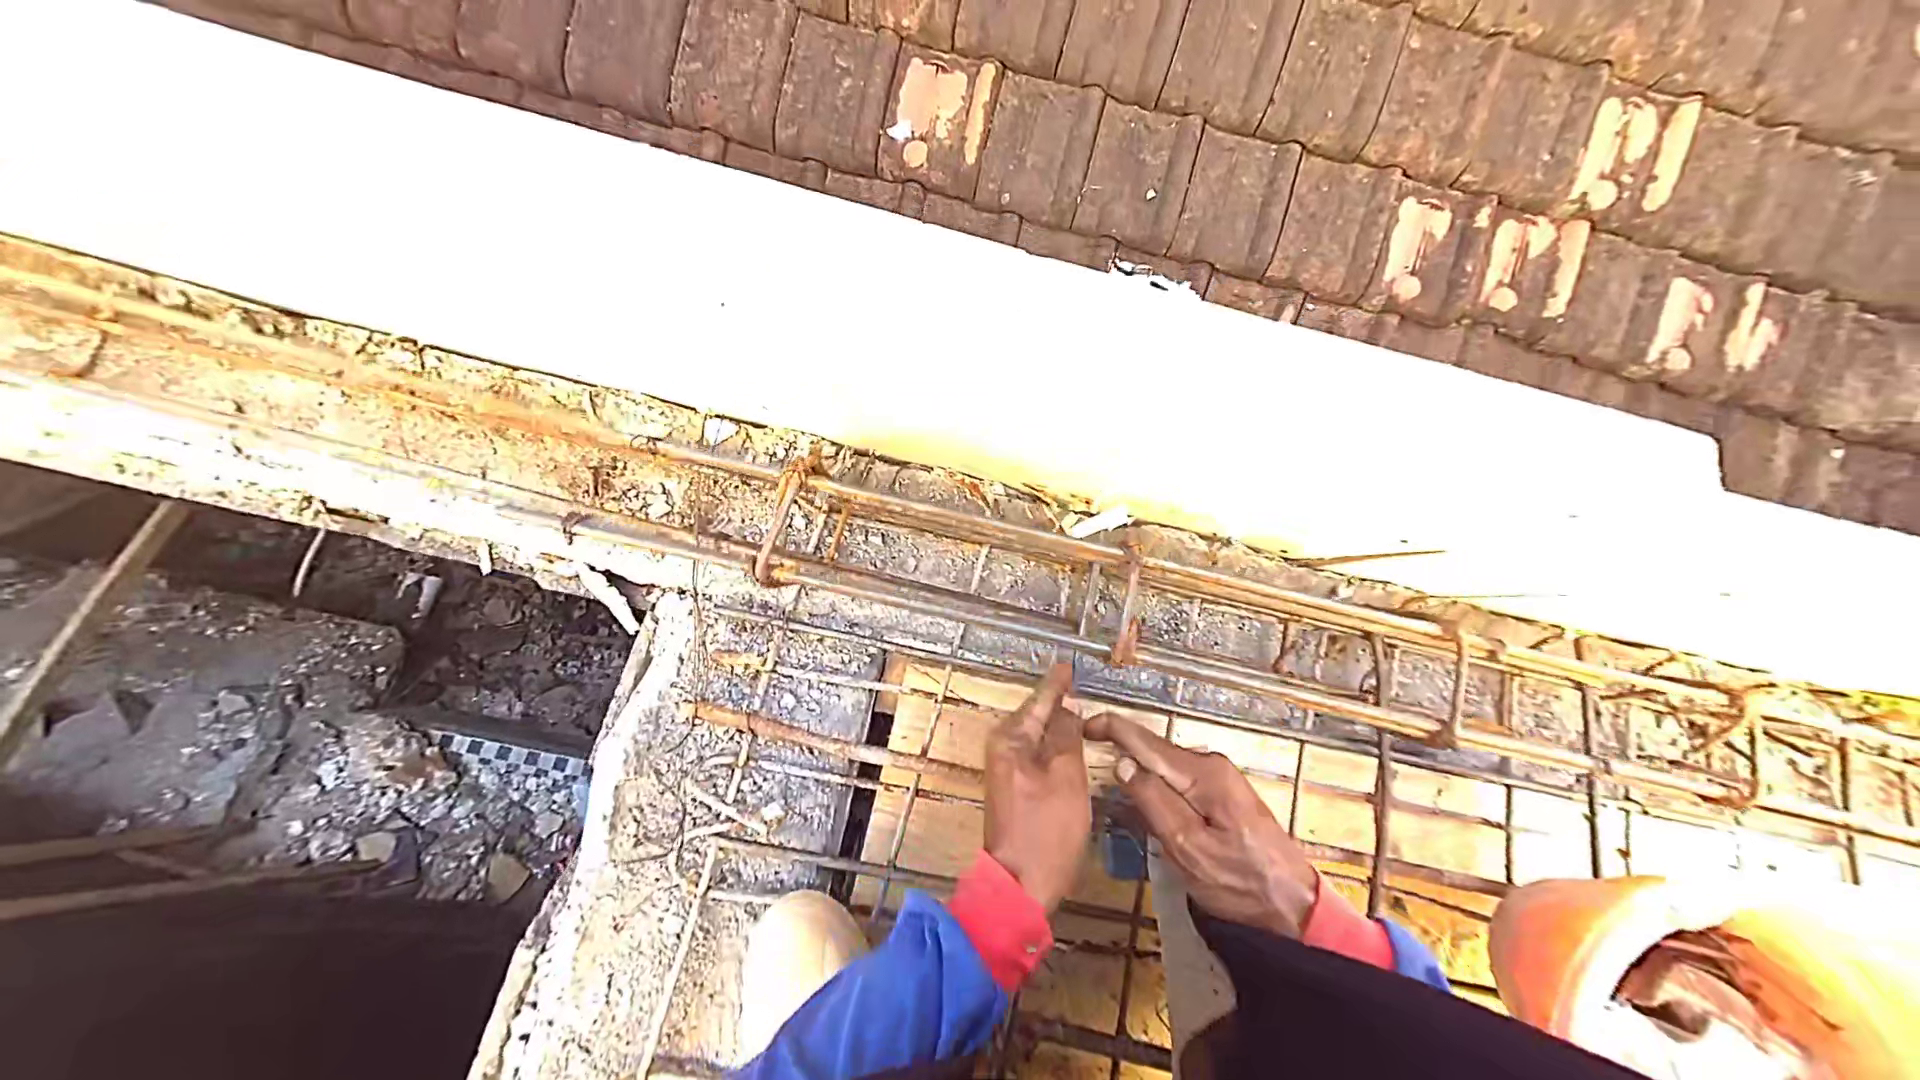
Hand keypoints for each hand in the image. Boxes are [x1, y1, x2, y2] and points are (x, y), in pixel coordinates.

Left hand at [983, 663, 1091, 912]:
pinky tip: (1068, 744)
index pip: (1039, 701)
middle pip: (1035, 717)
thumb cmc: (1047, 831)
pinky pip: (1035, 754)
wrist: (1019, 885)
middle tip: (1077, 685)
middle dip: (1057, 702)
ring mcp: (1004, 768)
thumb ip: (1068, 738)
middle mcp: (1002, 748)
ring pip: (1036, 736)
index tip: (1067, 666)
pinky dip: (1052, 746)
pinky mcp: (1012, 786)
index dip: (1056, 684)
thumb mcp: (1067, 779)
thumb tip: (1069, 710)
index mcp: (1011, 739)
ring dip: (1056, 725)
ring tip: (1078, 709)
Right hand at [1087, 714, 1317, 937]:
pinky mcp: (1222, 792)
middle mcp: (1211, 764)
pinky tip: (1148, 803)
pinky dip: (1157, 784)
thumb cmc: (1241, 883)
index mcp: (1203, 774)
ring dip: (1140, 772)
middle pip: (1154, 751)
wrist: (1294, 906)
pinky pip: (1178, 779)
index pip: (1146, 741)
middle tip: (1092, 767)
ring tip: (1115, 788)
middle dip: (1123, 753)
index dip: (1112, 728)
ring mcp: (1219, 776)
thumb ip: (1154, 802)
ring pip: (1165, 766)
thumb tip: (1122, 763)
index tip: (1083, 727)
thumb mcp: (1189, 848)